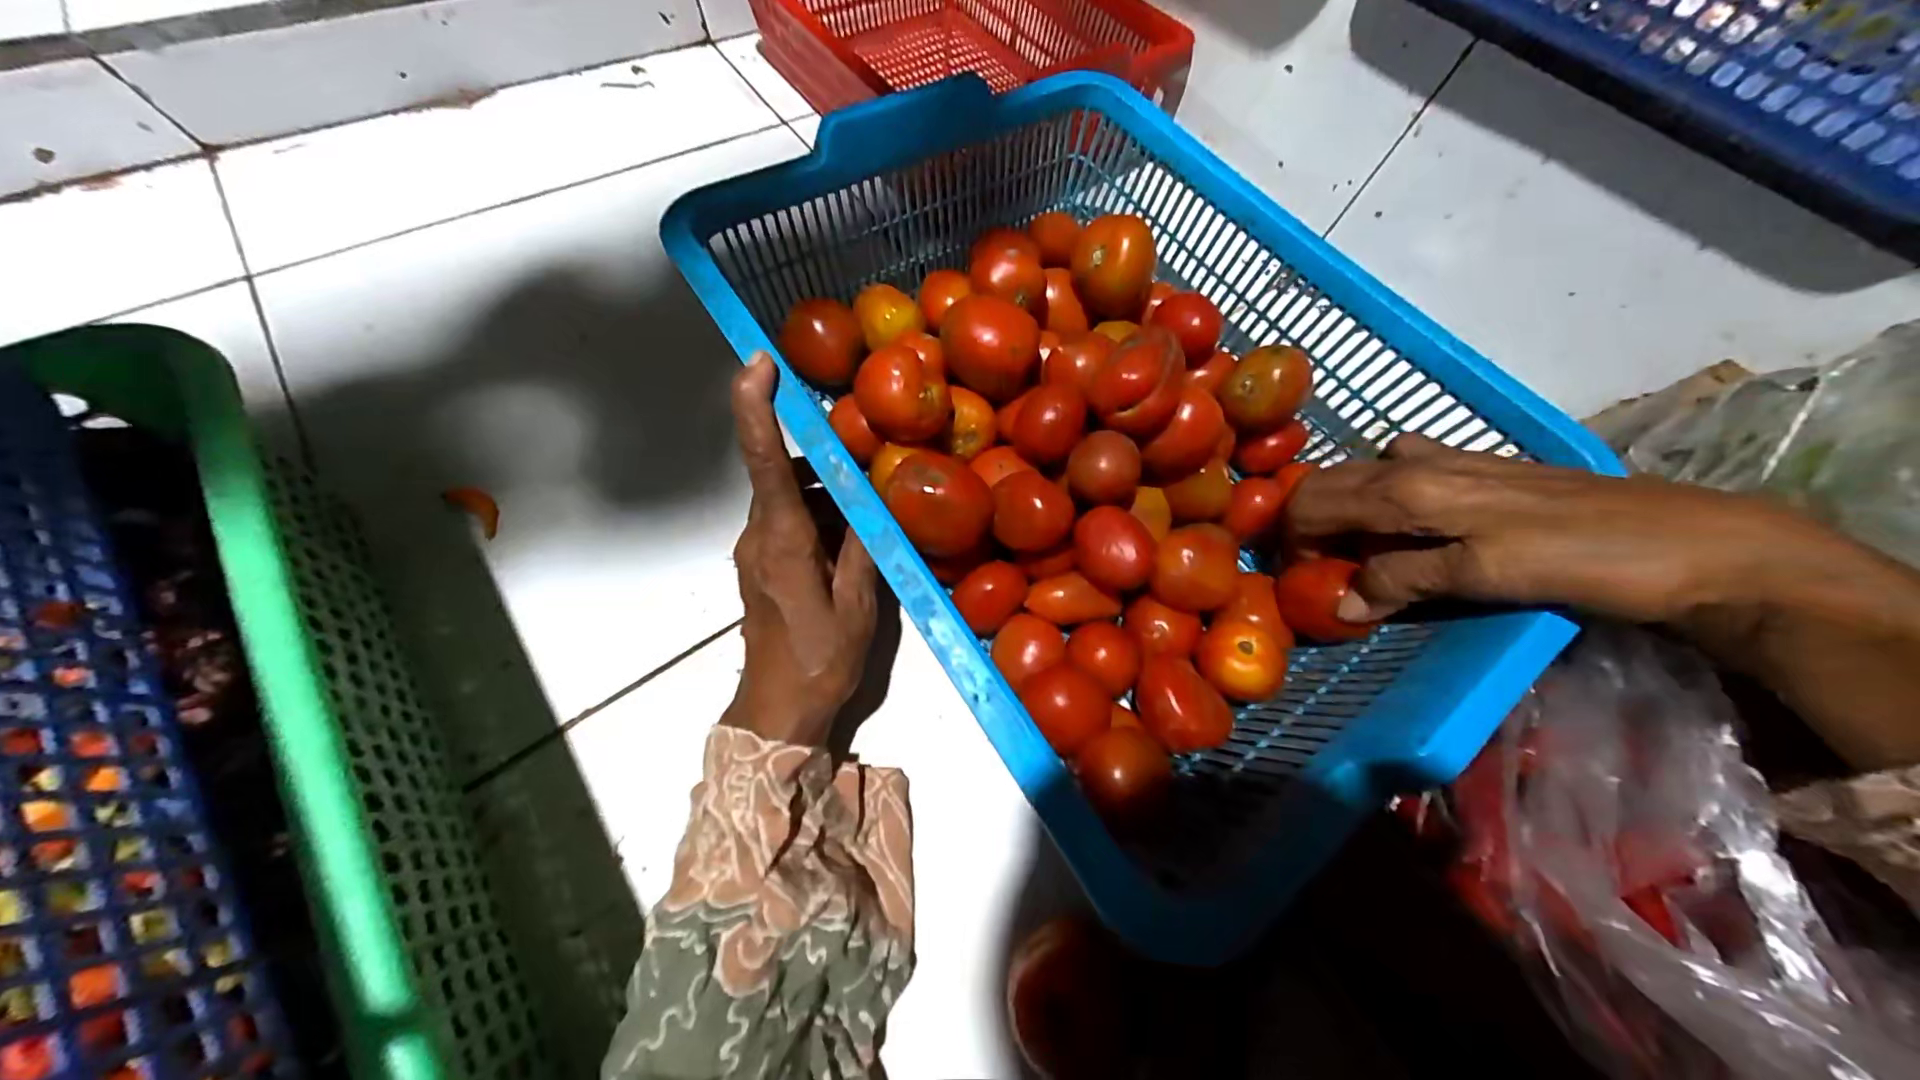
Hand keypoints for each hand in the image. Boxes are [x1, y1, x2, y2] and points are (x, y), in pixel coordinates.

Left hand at [722, 353, 878, 746]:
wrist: (778, 709)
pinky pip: (787, 522)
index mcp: (782, 541)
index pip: (763, 462)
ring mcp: (754, 550)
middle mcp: (758, 536)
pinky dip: (818, 517)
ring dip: (824, 495)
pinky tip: (852, 538)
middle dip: (820, 461)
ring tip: (869, 508)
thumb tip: (870, 499)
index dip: (754, 407)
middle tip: (866, 460)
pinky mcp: (760, 563)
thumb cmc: (819, 660)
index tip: (756, 363)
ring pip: (787, 498)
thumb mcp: (857, 606)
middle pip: (781, 474)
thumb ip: (862, 546)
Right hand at [1287, 435, 1919, 770]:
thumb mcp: (1479, 577)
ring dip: (1339, 510)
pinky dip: (1376, 498)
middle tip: (1314, 569)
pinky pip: (1397, 474)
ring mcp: (1447, 460)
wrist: (1693, 543)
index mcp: (1407, 487)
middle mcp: (1415, 464)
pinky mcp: (1476, 468)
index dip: (1291, 540)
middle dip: (1304, 524)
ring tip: (1350, 552)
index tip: (1297, 579)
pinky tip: (1398, 524)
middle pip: (1326, 483)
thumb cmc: (1579, 560)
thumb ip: (1400, 581)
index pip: (1310, 502)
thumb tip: (1338, 604)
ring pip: (1358, 476)